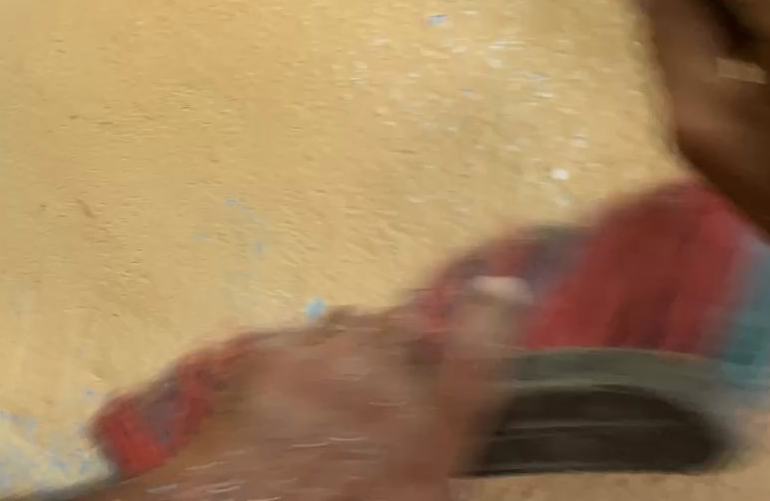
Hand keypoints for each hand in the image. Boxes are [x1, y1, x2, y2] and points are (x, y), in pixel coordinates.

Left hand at [72, 278, 525, 500]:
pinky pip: (288, 342)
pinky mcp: (269, 346)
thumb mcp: (416, 491)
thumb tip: (423, 431)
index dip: (491, 318)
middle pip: (394, 327)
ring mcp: (320, 354)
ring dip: (336, 351)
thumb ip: (431, 453)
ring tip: (319, 402)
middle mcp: (380, 374)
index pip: (478, 356)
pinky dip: (286, 364)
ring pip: (336, 327)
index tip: (501, 288)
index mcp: (430, 425)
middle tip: (365, 389)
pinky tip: (277, 404)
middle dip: (387, 346)